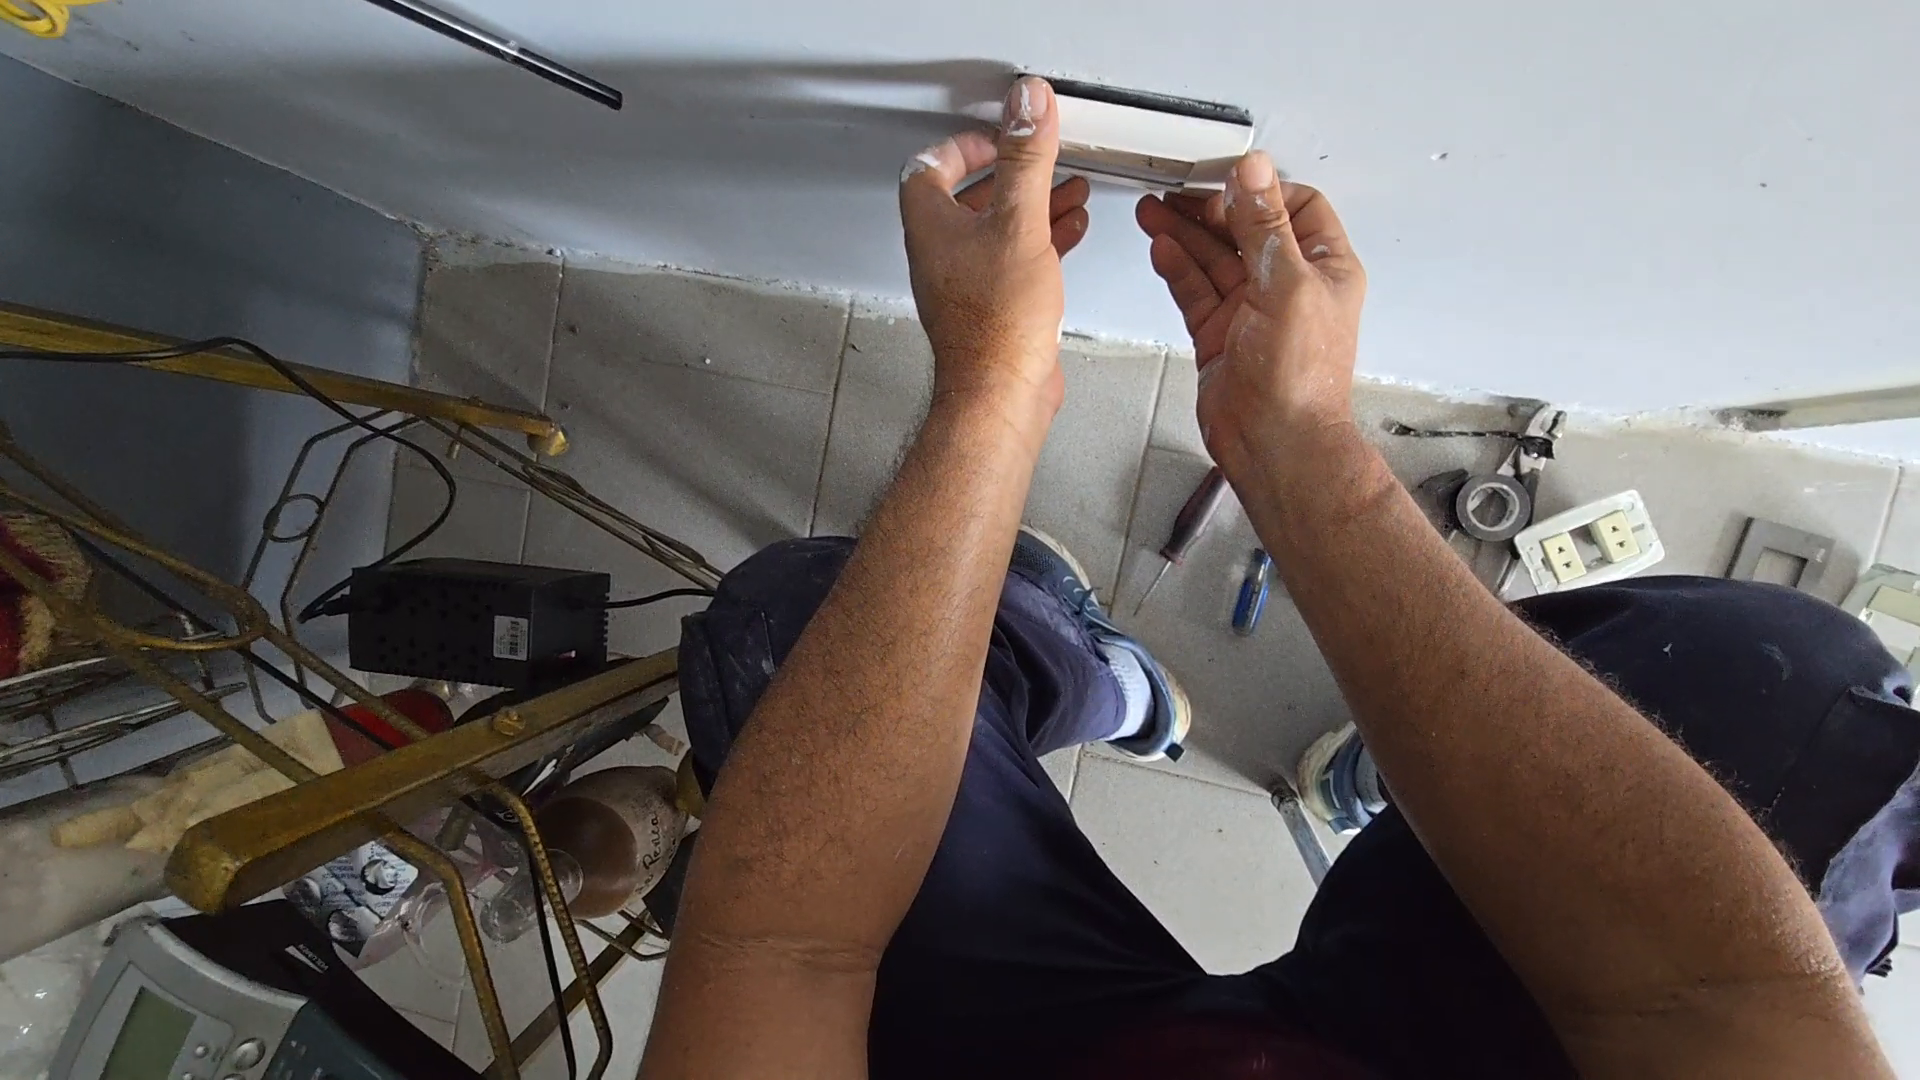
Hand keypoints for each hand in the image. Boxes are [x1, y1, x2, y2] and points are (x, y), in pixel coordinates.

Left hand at [900, 76, 1089, 436]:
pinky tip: (1069, 233)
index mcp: (932, 229)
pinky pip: (1014, 261)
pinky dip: (1040, 241)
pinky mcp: (992, 308)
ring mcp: (965, 284)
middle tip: (1038, 161)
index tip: (999, 137)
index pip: (930, 166)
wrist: (1001, 392)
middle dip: (1012, 174)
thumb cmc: (996, 327)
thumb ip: (1024, 161)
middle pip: (970, 197)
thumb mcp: (1020, 225)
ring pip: (997, 230)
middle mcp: (942, 256)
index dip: (965, 143)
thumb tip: (1026, 106)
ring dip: (1032, 206)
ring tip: (1067, 190)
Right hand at [1135, 153, 1365, 469]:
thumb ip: (1265, 227)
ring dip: (1183, 234)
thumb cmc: (1299, 379)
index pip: (1292, 209)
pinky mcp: (1218, 336)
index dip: (1258, 190)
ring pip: (1212, 260)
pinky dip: (1176, 269)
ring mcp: (1249, 312)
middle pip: (1243, 231)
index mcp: (1322, 268)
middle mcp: (1286, 287)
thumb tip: (1254, 172)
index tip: (1224, 177)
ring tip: (1154, 211)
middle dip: (1208, 209)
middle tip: (1175, 191)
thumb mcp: (1287, 286)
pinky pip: (1194, 292)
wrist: (1273, 440)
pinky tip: (1162, 249)